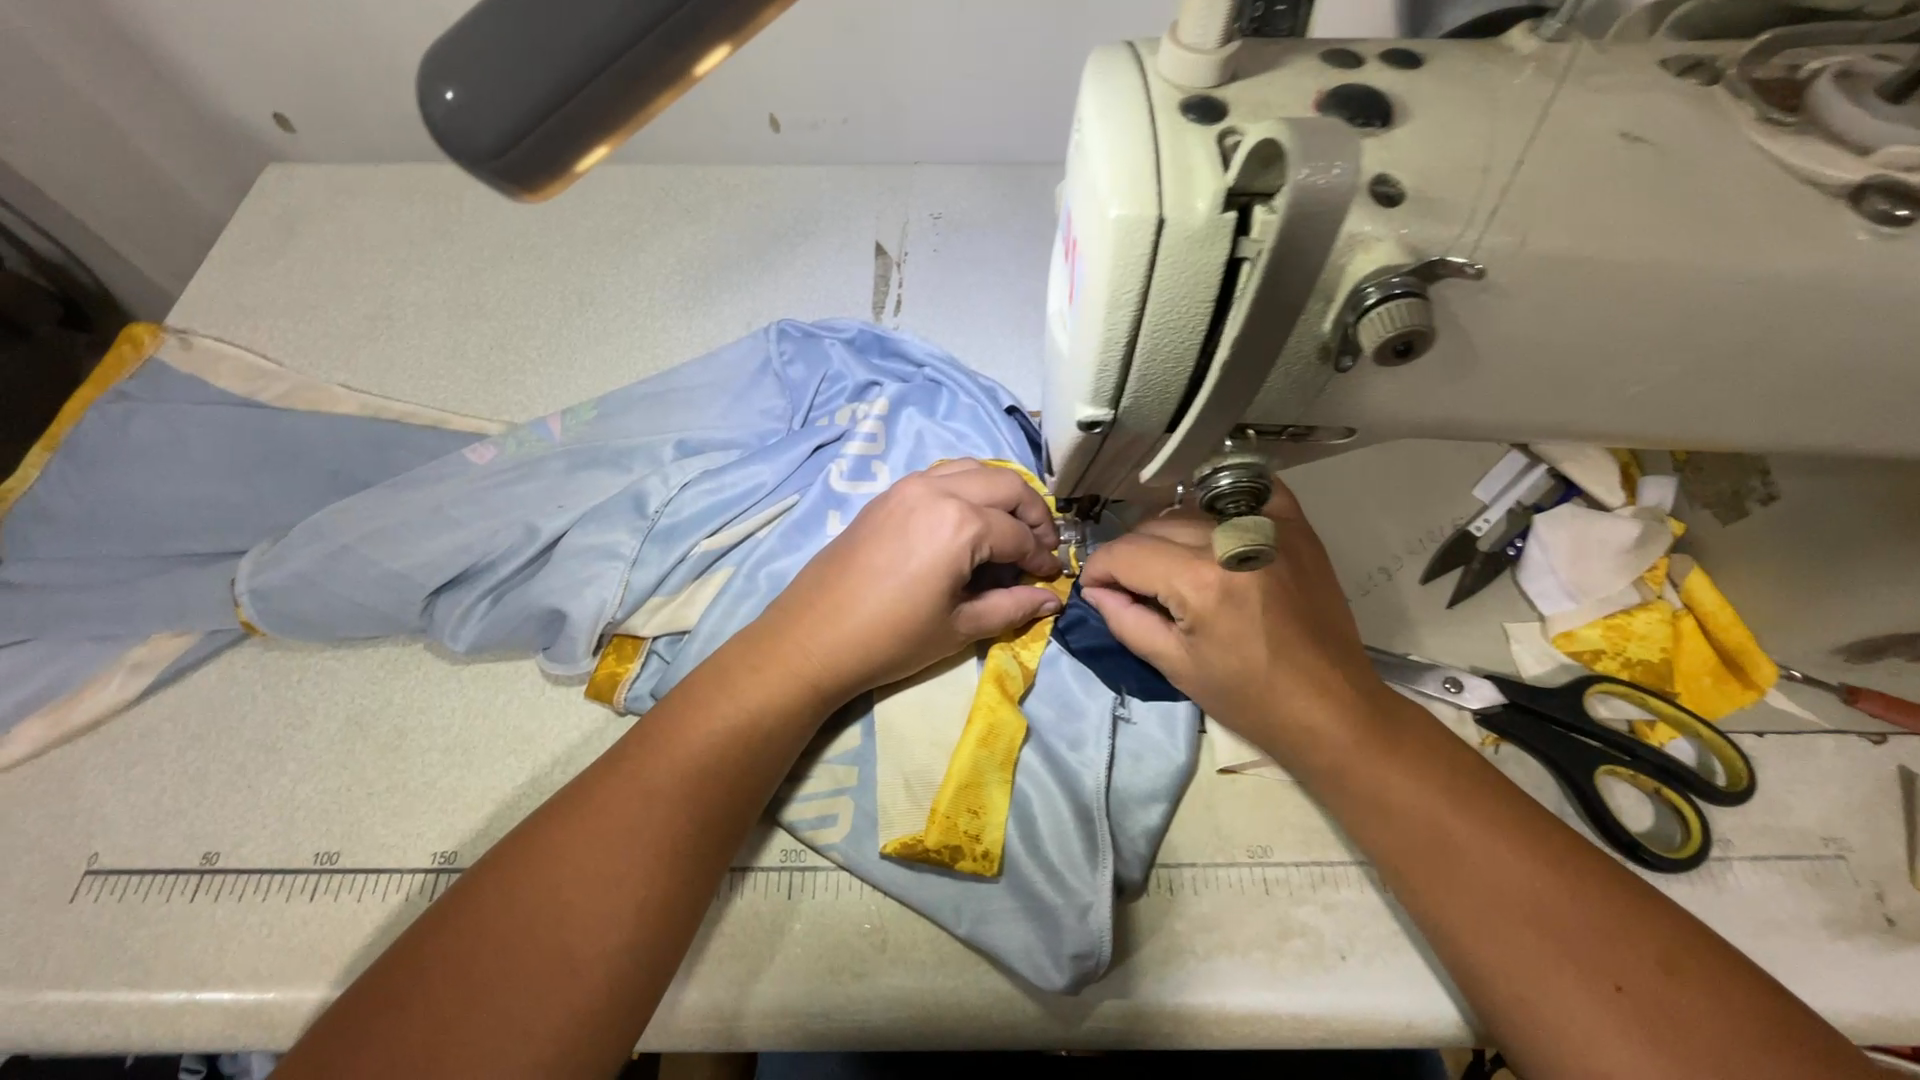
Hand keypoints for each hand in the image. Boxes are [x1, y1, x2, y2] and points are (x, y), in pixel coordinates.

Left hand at [757, 460, 1063, 704]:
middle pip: (1005, 486)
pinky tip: (970, 520)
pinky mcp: (888, 494)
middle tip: (1040, 548)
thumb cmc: (891, 639)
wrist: (813, 638)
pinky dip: (968, 487)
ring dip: (1001, 494)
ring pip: (974, 469)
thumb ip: (1012, 606)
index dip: (1042, 559)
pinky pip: (942, 474)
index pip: (1019, 535)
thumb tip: (1051, 599)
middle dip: (1033, 515)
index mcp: (961, 524)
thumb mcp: (960, 627)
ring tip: (1010, 529)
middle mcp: (938, 490)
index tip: (1052, 579)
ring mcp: (909, 486)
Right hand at [1078, 478, 1389, 747]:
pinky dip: (1224, 502)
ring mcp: (1269, 528)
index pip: (1124, 553)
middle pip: (1153, 527)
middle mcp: (1231, 540)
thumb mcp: (1175, 666)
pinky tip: (1212, 524)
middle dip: (1128, 555)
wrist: (1331, 706)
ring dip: (1167, 534)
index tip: (1093, 589)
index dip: (1097, 570)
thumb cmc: (1250, 698)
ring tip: (1169, 567)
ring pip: (1191, 510)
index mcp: (1199, 581)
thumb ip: (1126, 620)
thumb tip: (1096, 591)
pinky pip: (1251, 491)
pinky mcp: (1297, 528)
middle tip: (1129, 587)